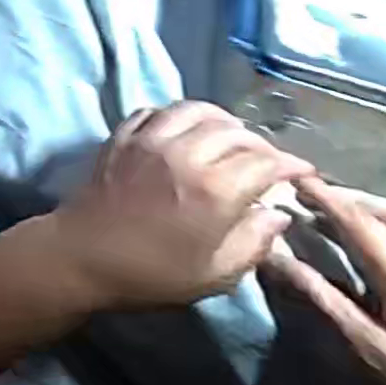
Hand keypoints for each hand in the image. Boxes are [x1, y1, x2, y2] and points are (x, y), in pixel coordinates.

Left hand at [46, 102, 314, 310]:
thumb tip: (277, 214)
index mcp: (214, 190)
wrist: (83, 254)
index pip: (264, 162)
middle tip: (266, 159)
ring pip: (195, 110)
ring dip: (220, 119)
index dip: (290, 164)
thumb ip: (253, 242)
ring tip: (230, 135)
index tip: (302, 171)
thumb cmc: (152, 273)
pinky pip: (156, 111)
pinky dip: (177, 115)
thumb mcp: (214, 274)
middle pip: (234, 131)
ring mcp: (149, 139)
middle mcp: (184, 153)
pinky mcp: (123, 135)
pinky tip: (183, 130)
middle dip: (259, 142)